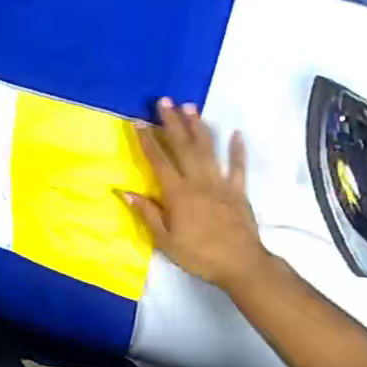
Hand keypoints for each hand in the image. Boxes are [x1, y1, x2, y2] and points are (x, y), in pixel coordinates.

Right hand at [125, 98, 276, 292]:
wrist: (242, 265)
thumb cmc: (199, 255)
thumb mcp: (165, 241)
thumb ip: (147, 213)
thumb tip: (125, 192)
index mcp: (178, 194)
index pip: (158, 161)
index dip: (147, 140)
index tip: (138, 121)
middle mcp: (198, 182)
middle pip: (183, 147)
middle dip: (172, 122)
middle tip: (164, 101)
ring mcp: (220, 184)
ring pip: (207, 150)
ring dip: (198, 127)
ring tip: (190, 107)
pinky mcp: (238, 191)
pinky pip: (238, 167)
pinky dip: (237, 149)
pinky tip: (236, 133)